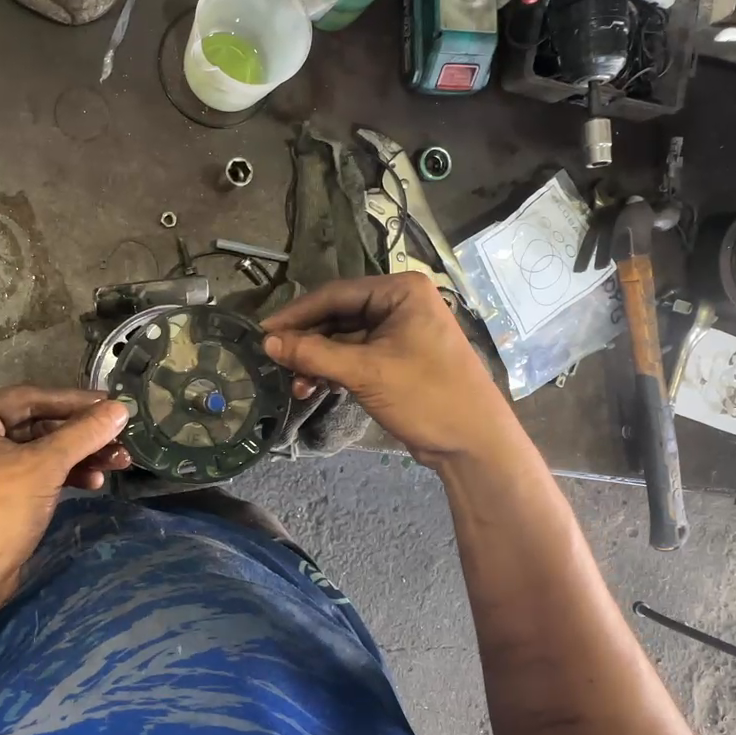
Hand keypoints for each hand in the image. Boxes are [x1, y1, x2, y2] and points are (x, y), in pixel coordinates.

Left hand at [0, 386, 130, 611]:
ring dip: (80, 455)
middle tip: (122, 436)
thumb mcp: (43, 468)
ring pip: (42, 449)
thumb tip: (120, 409)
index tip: (114, 404)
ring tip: (120, 461)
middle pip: (39, 423)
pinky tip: (95, 481)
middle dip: (83, 434)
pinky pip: (37, 471)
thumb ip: (82, 434)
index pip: (31, 397)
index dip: (76, 401)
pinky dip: (65, 474)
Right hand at [263, 273, 502, 466]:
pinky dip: (333, 369)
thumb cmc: (426, 396)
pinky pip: (355, 355)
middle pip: (337, 315)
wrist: (473, 443)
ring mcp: (399, 331)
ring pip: (343, 338)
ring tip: (296, 384)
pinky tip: (313, 387)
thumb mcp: (365, 372)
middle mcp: (400, 304)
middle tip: (274, 361)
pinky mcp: (396, 358)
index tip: (262, 332)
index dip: (296, 314)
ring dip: (317, 360)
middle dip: (306, 341)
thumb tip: (267, 342)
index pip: (335, 294)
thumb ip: (313, 353)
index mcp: (400, 291)